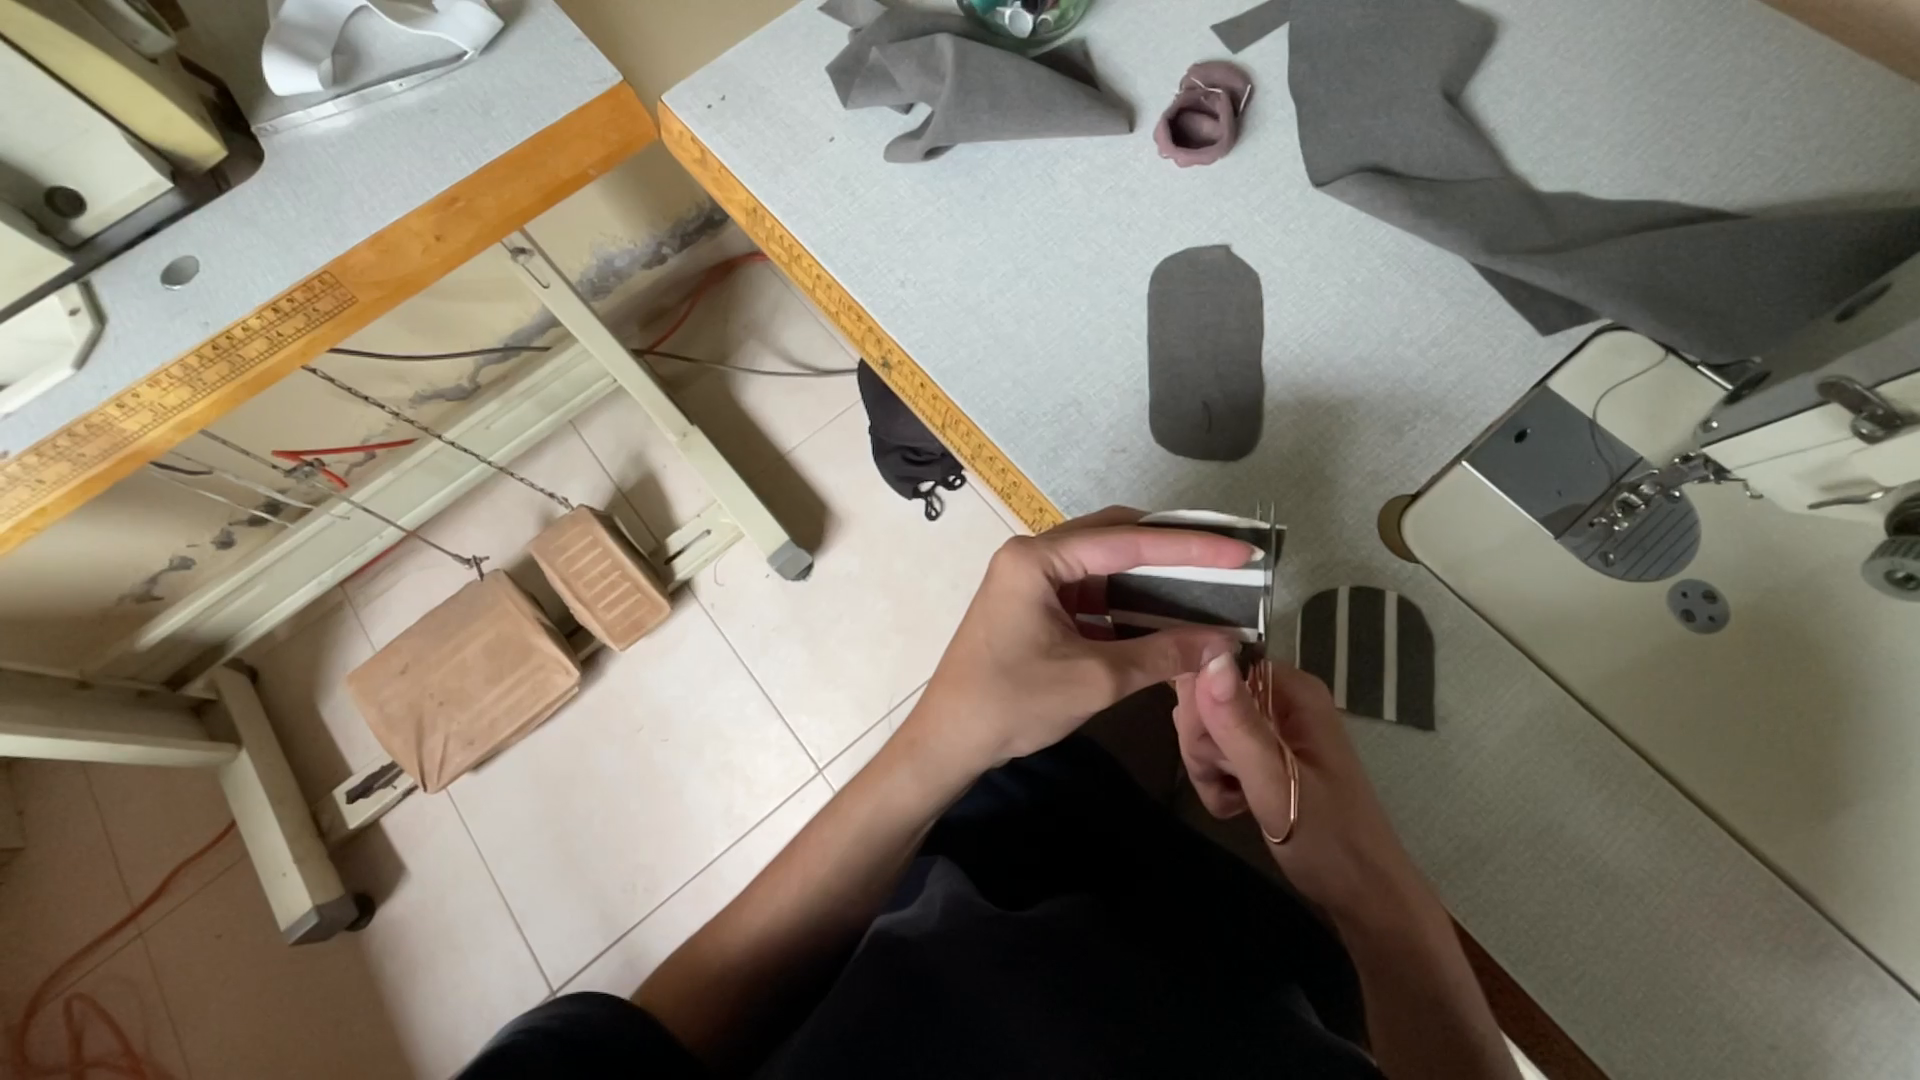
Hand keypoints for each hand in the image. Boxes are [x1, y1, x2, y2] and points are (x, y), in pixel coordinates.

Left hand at [904, 507, 1252, 776]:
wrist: (948, 740)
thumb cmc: (1012, 703)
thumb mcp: (1095, 678)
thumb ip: (1163, 653)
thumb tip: (1224, 642)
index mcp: (1036, 559)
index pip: (1127, 541)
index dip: (1191, 546)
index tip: (1241, 549)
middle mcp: (1031, 556)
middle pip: (1113, 537)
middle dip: (1171, 548)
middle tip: (1225, 559)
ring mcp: (1029, 579)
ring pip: (1101, 564)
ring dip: (1149, 576)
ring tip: (1204, 583)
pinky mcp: (1032, 604)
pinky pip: (1088, 590)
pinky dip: (1124, 601)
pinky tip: (1162, 615)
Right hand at [1173, 655, 1434, 924]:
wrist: (1363, 896)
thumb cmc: (1328, 840)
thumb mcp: (1275, 783)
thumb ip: (1237, 722)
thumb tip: (1208, 655)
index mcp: (1292, 690)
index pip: (1213, 666)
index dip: (1198, 704)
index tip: (1210, 749)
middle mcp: (1280, 699)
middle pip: (1203, 696)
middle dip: (1202, 742)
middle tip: (1227, 777)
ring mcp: (1271, 727)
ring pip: (1203, 726)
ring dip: (1206, 765)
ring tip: (1237, 797)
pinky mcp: (1262, 753)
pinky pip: (1213, 750)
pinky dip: (1215, 779)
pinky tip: (1235, 804)